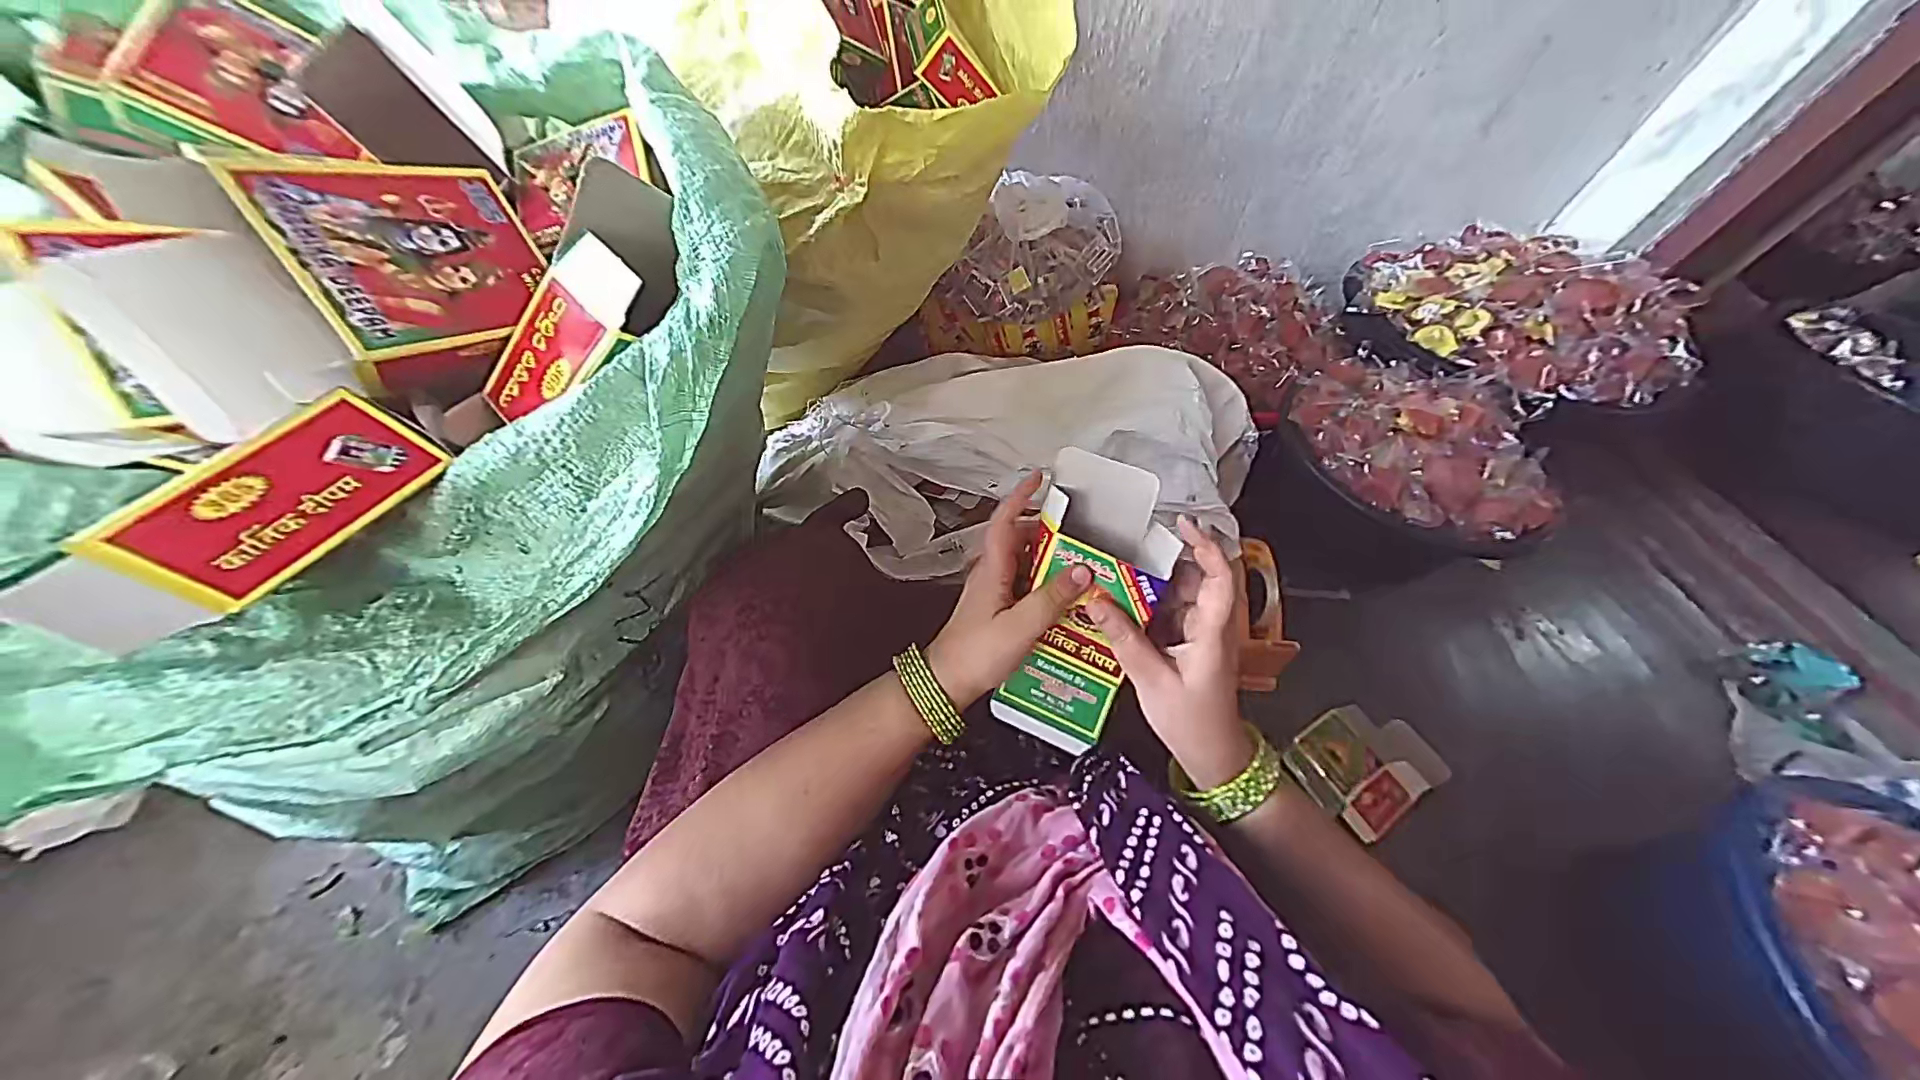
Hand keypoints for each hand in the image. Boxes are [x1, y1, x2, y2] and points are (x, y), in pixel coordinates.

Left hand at [925, 471, 1093, 707]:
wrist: (946, 683)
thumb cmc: (975, 654)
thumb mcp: (1020, 627)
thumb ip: (1051, 598)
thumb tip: (1082, 571)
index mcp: (992, 569)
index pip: (1004, 520)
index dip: (1021, 496)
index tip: (1040, 478)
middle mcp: (991, 575)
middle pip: (1020, 540)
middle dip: (1048, 533)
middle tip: (1078, 537)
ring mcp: (993, 592)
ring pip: (1024, 564)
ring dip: (1048, 561)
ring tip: (1078, 568)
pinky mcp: (997, 609)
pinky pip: (1024, 586)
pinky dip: (1043, 585)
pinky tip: (1062, 601)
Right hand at [1087, 516, 1253, 787]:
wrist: (1212, 756)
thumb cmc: (1192, 723)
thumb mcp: (1151, 680)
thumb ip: (1124, 639)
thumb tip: (1096, 602)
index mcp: (1212, 633)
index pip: (1219, 577)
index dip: (1205, 545)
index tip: (1182, 525)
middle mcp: (1211, 627)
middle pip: (1197, 580)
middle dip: (1167, 561)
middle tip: (1132, 549)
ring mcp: (1201, 636)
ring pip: (1181, 597)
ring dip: (1155, 584)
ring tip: (1121, 574)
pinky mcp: (1189, 646)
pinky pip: (1170, 615)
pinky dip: (1150, 606)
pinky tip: (1124, 605)